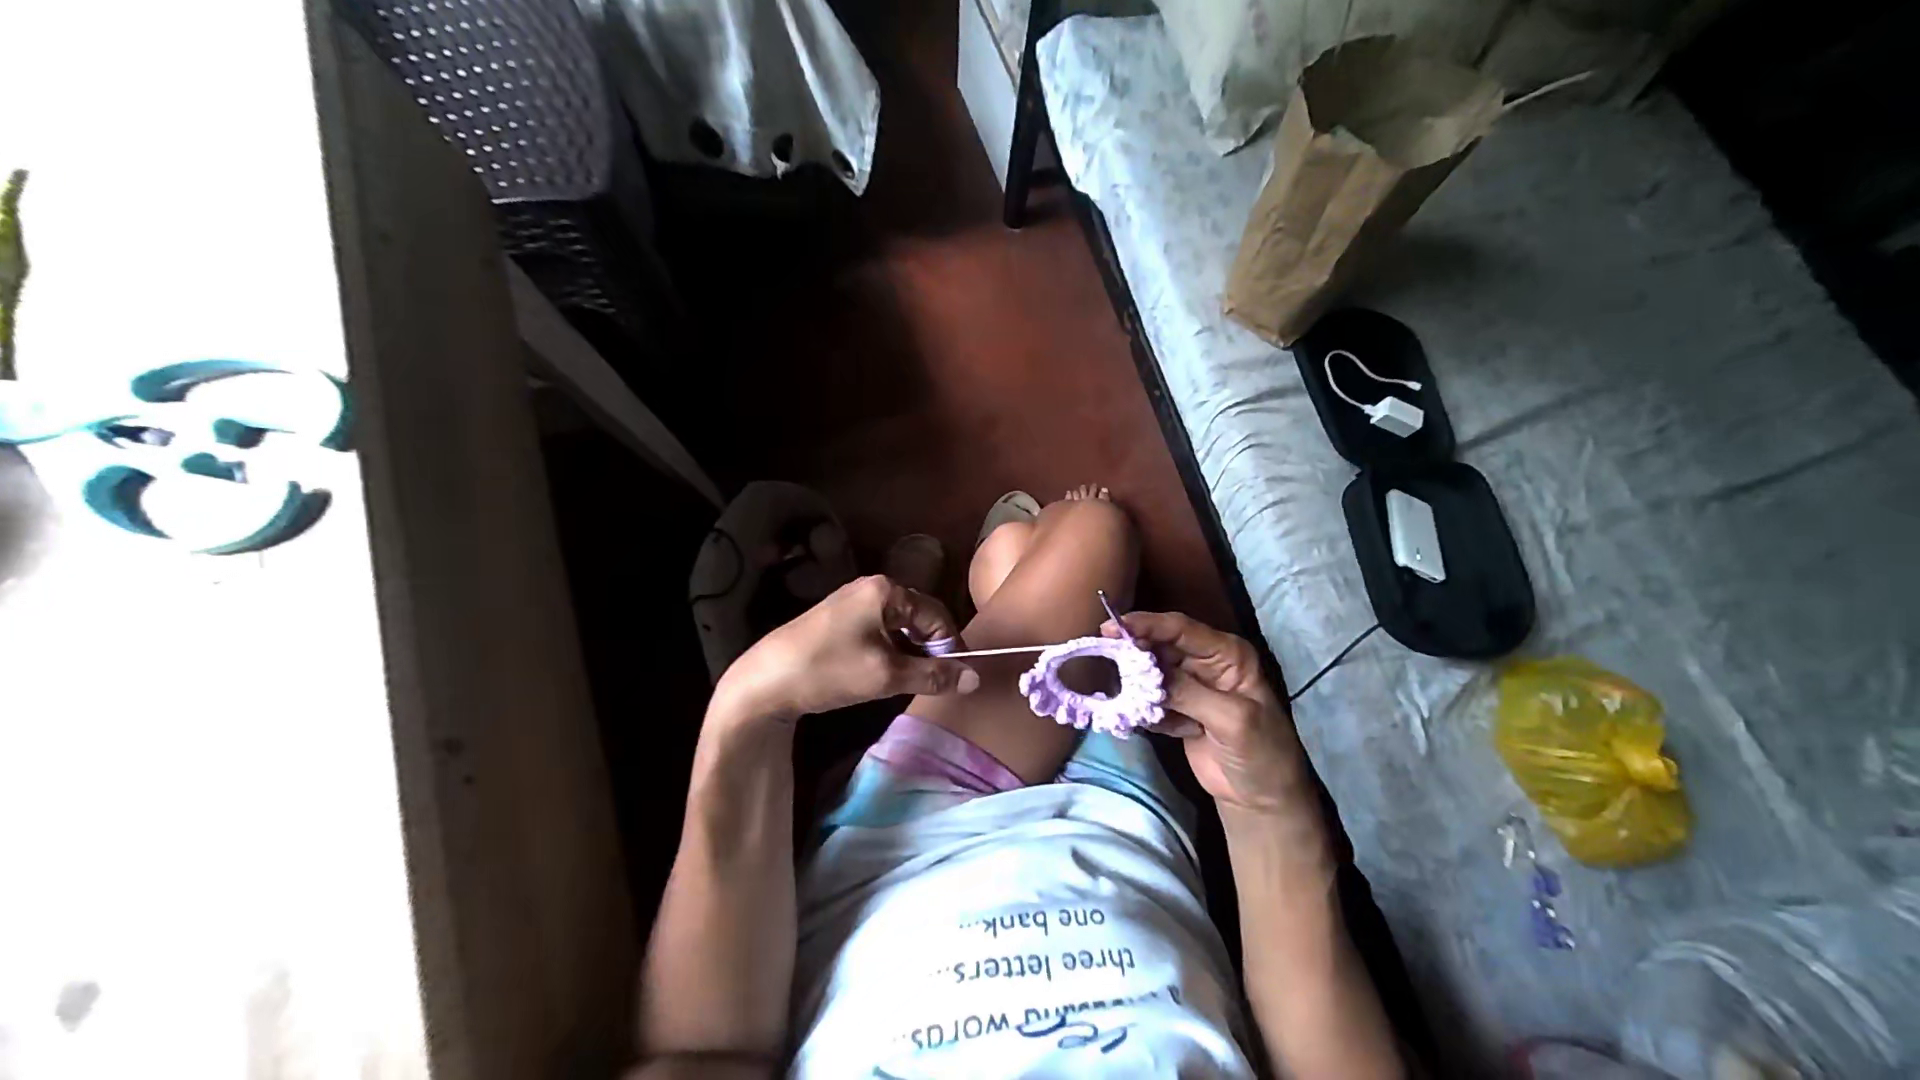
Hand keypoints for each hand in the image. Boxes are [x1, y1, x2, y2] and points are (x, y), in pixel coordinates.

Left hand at [713, 575, 978, 726]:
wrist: (764, 681)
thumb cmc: (829, 671)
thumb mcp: (887, 676)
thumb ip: (933, 675)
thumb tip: (975, 678)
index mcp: (886, 590)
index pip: (937, 614)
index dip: (950, 647)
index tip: (955, 678)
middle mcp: (870, 586)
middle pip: (918, 617)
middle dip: (928, 649)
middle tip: (929, 681)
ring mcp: (850, 600)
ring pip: (897, 625)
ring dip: (908, 652)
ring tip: (904, 681)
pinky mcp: (835, 617)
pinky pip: (876, 628)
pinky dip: (887, 650)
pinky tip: (878, 673)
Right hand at [1104, 612, 1312, 814]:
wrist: (1262, 800)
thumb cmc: (1261, 754)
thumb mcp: (1231, 719)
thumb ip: (1189, 693)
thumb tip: (1145, 674)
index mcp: (1227, 654)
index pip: (1180, 629)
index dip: (1145, 624)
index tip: (1110, 627)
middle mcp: (1205, 663)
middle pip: (1159, 646)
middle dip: (1133, 653)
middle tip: (1104, 658)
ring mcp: (1189, 686)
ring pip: (1149, 672)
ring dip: (1134, 684)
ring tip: (1127, 699)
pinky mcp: (1176, 709)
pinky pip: (1147, 698)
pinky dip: (1141, 708)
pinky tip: (1147, 723)